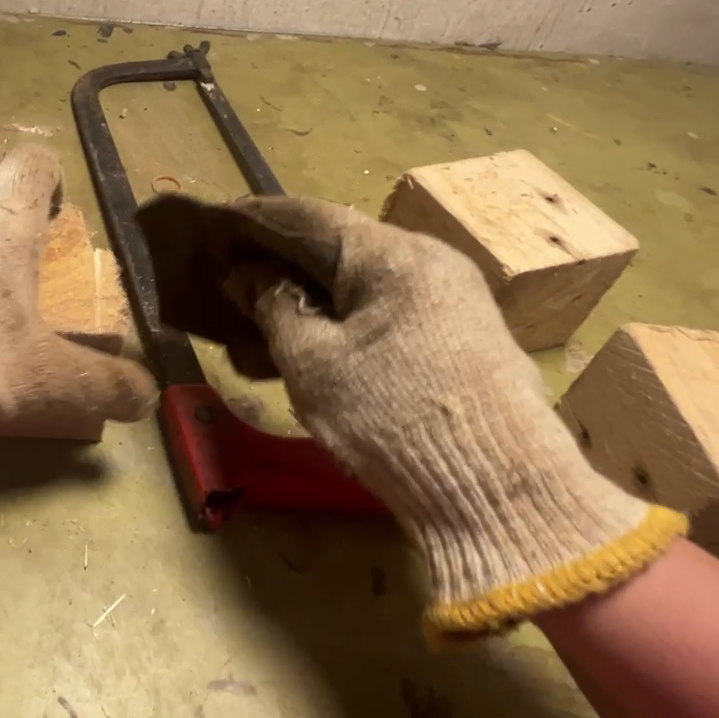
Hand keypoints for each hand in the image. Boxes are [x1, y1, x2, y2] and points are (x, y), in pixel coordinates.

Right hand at [225, 197, 685, 641]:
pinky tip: (309, 347)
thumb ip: (272, 305)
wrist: (505, 500)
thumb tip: (246, 274)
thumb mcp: (313, 362)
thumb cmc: (394, 419)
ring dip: (308, 298)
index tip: (213, 230)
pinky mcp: (460, 336)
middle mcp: (429, 261)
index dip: (254, 221)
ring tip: (259, 324)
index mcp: (393, 254)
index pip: (308, 216)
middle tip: (231, 282)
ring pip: (361, 282)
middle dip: (279, 264)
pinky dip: (342, 320)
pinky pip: (387, 310)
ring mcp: (451, 298)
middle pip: (337, 247)